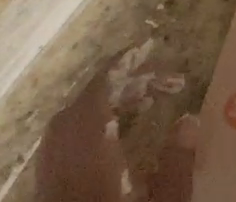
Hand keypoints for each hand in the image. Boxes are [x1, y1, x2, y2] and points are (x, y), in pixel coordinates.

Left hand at [37, 64, 195, 201]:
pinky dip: (85, 131)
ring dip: (99, 108)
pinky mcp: (45, 196)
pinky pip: (59, 150)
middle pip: (79, 109)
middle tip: (152, 81)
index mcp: (89, 157)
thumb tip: (190, 119)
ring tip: (138, 104)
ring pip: (65, 129)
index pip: (96, 97)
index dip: (118, 68)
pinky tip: (112, 139)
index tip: (144, 48)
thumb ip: (176, 165)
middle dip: (114, 87)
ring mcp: (48, 182)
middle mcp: (62, 163)